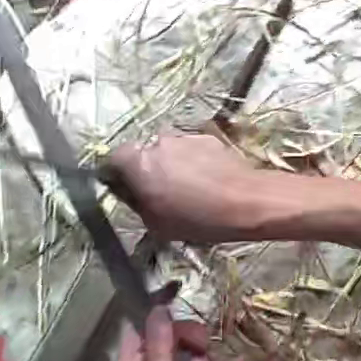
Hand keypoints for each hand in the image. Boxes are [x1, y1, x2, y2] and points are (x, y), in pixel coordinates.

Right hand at [100, 134, 270, 244]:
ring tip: (188, 187)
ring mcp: (186, 138)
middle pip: (145, 152)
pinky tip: (207, 180)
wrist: (245, 200)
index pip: (115, 157)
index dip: (118, 172)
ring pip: (170, 150)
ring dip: (172, 163)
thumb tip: (129, 191)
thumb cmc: (196, 217)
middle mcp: (160, 143)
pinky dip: (194, 160)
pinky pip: (192, 149)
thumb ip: (136, 201)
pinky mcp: (209, 138)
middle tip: (159, 191)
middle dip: (148, 168)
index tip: (126, 188)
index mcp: (139, 163)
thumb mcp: (154, 223)